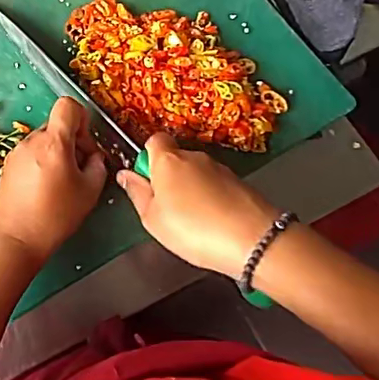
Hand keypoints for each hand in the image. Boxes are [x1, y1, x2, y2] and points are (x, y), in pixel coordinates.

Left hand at [0, 97, 108, 259]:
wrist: (17, 237)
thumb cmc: (56, 215)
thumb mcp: (90, 191)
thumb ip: (98, 165)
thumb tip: (95, 157)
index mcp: (54, 142)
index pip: (68, 106)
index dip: (81, 118)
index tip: (85, 142)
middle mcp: (32, 141)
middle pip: (57, 126)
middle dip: (72, 142)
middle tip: (78, 170)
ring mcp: (17, 152)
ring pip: (44, 141)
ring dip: (56, 154)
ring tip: (61, 183)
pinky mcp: (7, 165)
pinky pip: (30, 154)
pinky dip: (41, 163)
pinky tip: (45, 189)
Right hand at [117, 134, 281, 278]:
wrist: (252, 239)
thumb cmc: (194, 229)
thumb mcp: (152, 218)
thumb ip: (137, 193)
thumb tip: (126, 175)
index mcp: (168, 160)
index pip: (153, 140)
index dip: (147, 158)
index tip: (145, 182)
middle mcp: (194, 156)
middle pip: (175, 158)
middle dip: (169, 178)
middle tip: (166, 208)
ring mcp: (219, 168)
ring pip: (196, 173)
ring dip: (191, 190)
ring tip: (192, 222)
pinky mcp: (238, 181)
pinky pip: (214, 185)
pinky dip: (210, 198)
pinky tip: (212, 223)